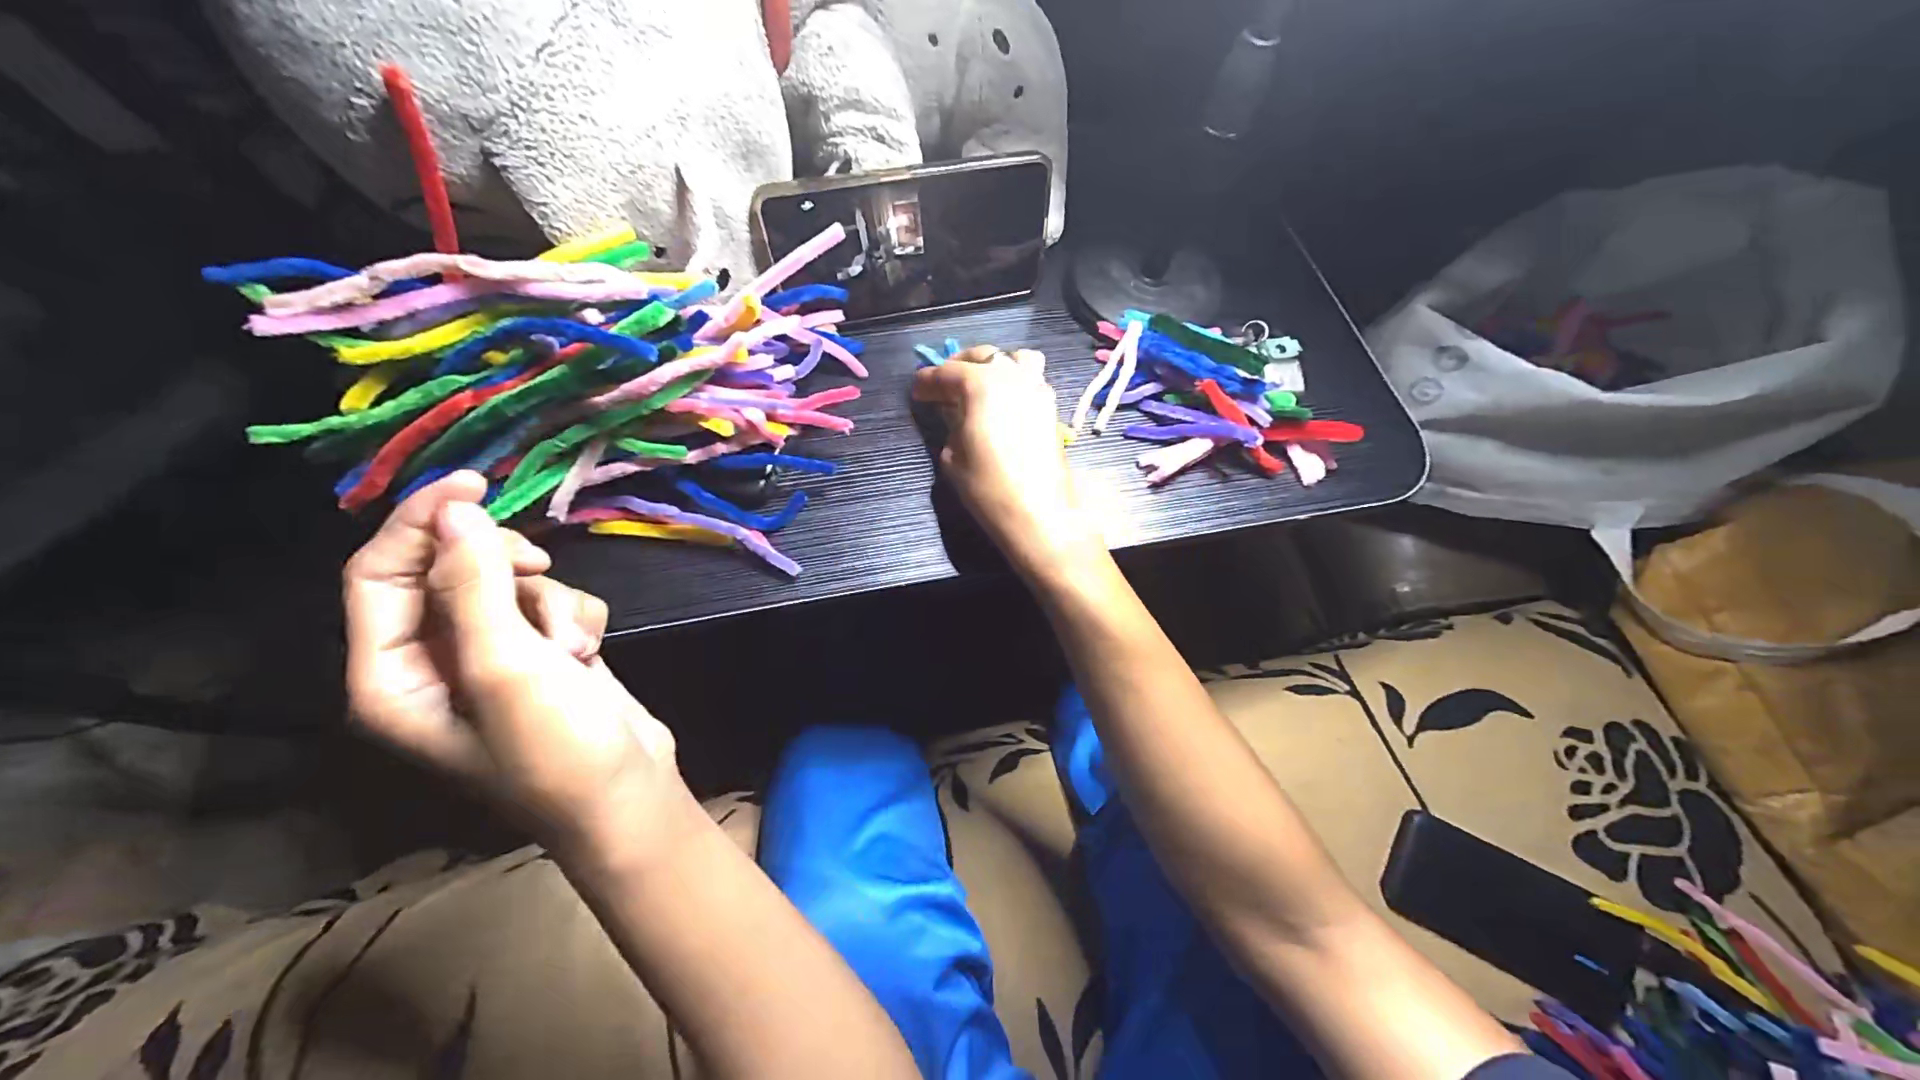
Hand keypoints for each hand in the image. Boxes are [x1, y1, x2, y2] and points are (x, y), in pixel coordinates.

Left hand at [343, 471, 696, 858]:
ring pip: (509, 586)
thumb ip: (473, 586)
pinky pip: (548, 605)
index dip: (418, 524)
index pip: (379, 575)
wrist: (629, 794)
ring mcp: (492, 658)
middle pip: (448, 573)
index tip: (474, 485)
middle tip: (538, 565)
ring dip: (550, 603)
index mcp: (392, 674)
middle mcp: (433, 661)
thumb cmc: (556, 749)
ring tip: (573, 646)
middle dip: (500, 567)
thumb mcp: (507, 667)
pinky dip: (574, 617)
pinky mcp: (542, 656)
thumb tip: (455, 511)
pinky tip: (590, 652)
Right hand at [912, 346, 1099, 570]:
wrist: (1038, 512)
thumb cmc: (987, 486)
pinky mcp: (1050, 407)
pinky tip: (1002, 404)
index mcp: (981, 384)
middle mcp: (1011, 376)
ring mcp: (1036, 388)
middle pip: (981, 357)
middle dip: (958, 367)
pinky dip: (1014, 381)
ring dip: (993, 366)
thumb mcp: (952, 454)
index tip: (916, 391)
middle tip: (943, 387)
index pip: (946, 373)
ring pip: (1014, 359)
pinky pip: (1030, 379)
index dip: (926, 382)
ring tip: (979, 386)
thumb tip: (952, 411)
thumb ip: (950, 423)